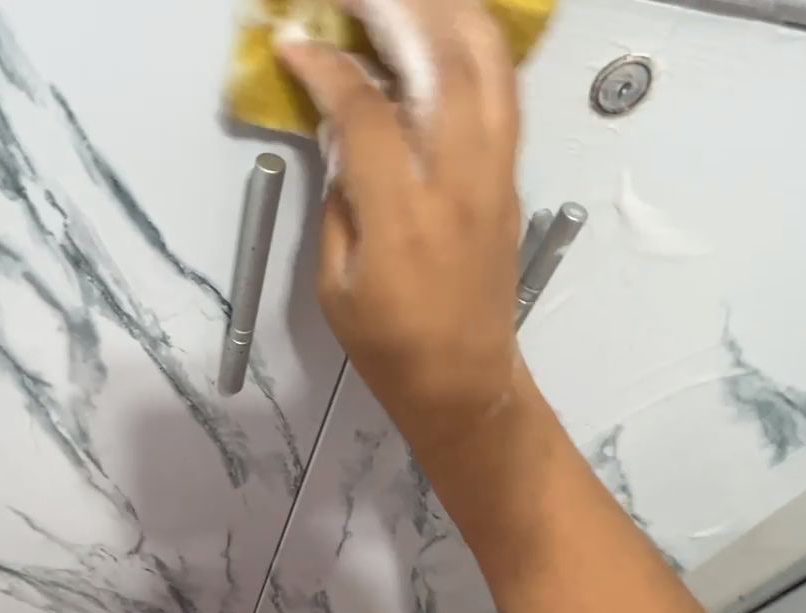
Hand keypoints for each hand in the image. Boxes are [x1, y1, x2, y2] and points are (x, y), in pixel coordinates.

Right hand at [276, 0, 524, 454]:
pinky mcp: (511, 181)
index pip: (366, 110)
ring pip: (488, 65)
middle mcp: (458, 185)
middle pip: (442, 61)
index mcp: (402, 219)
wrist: (464, 381)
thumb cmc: (390, 347)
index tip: (294, 42)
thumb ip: (338, 203)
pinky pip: (503, 93)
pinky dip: (477, 49)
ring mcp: (495, 178)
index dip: (325, 66)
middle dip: (396, 6)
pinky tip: (447, 33)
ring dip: (448, 13)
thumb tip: (341, 140)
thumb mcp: (336, 286)